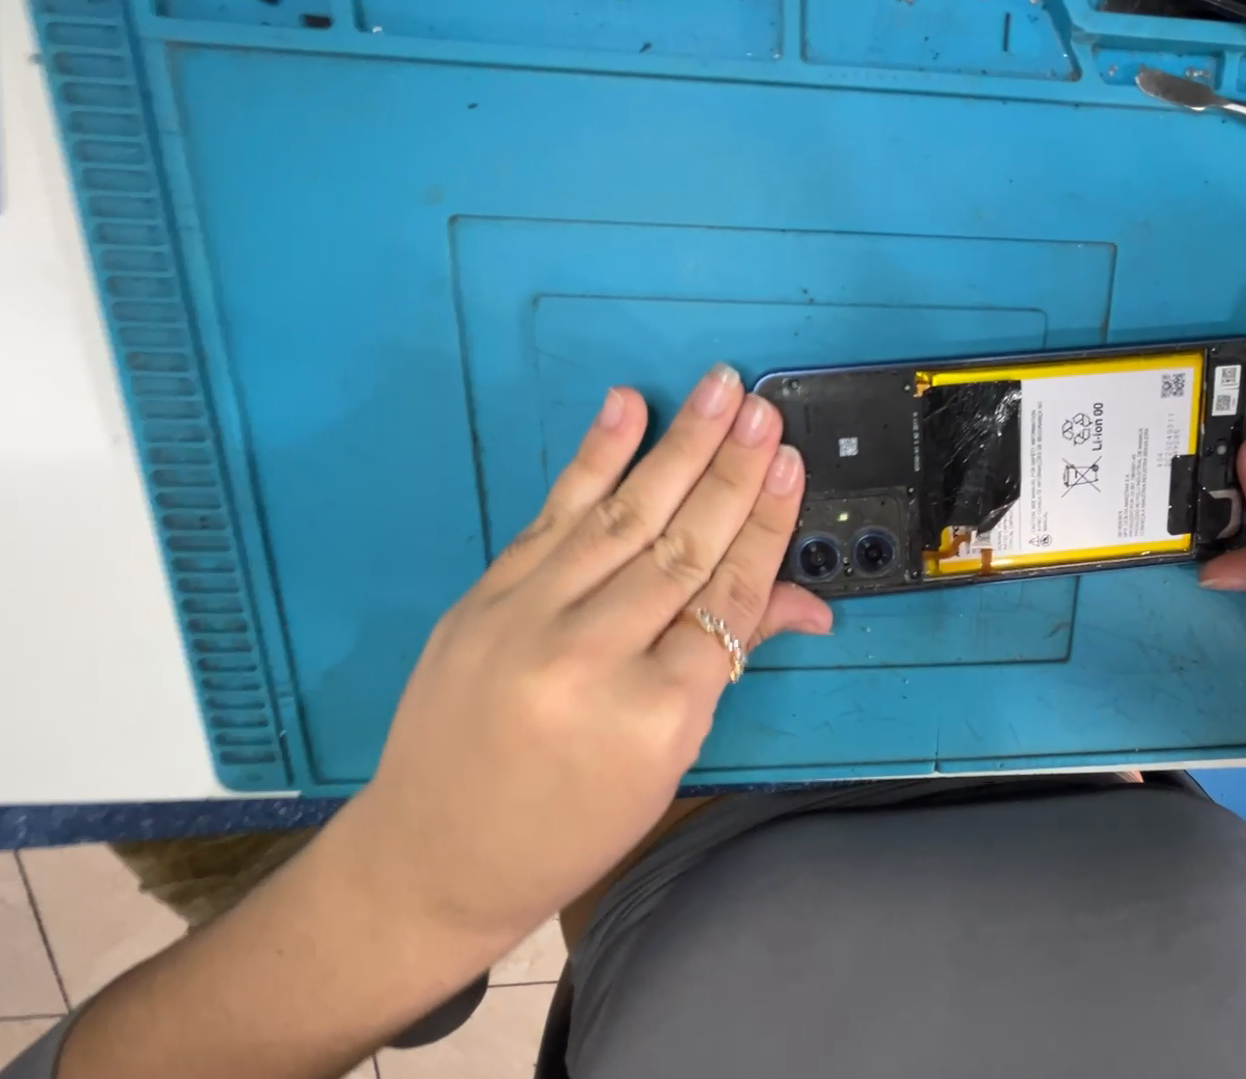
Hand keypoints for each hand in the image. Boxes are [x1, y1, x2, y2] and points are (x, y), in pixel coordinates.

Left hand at [340, 365, 830, 949]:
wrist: (434, 856)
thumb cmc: (573, 824)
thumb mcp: (669, 755)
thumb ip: (730, 660)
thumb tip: (811, 604)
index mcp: (656, 710)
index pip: (728, 596)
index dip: (766, 525)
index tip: (790, 464)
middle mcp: (594, 653)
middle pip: (683, 545)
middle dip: (731, 471)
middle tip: (764, 409)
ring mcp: (529, 616)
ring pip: (624, 516)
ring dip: (679, 446)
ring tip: (719, 390)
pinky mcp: (486, 595)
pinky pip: (553, 514)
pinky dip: (596, 455)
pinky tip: (628, 407)